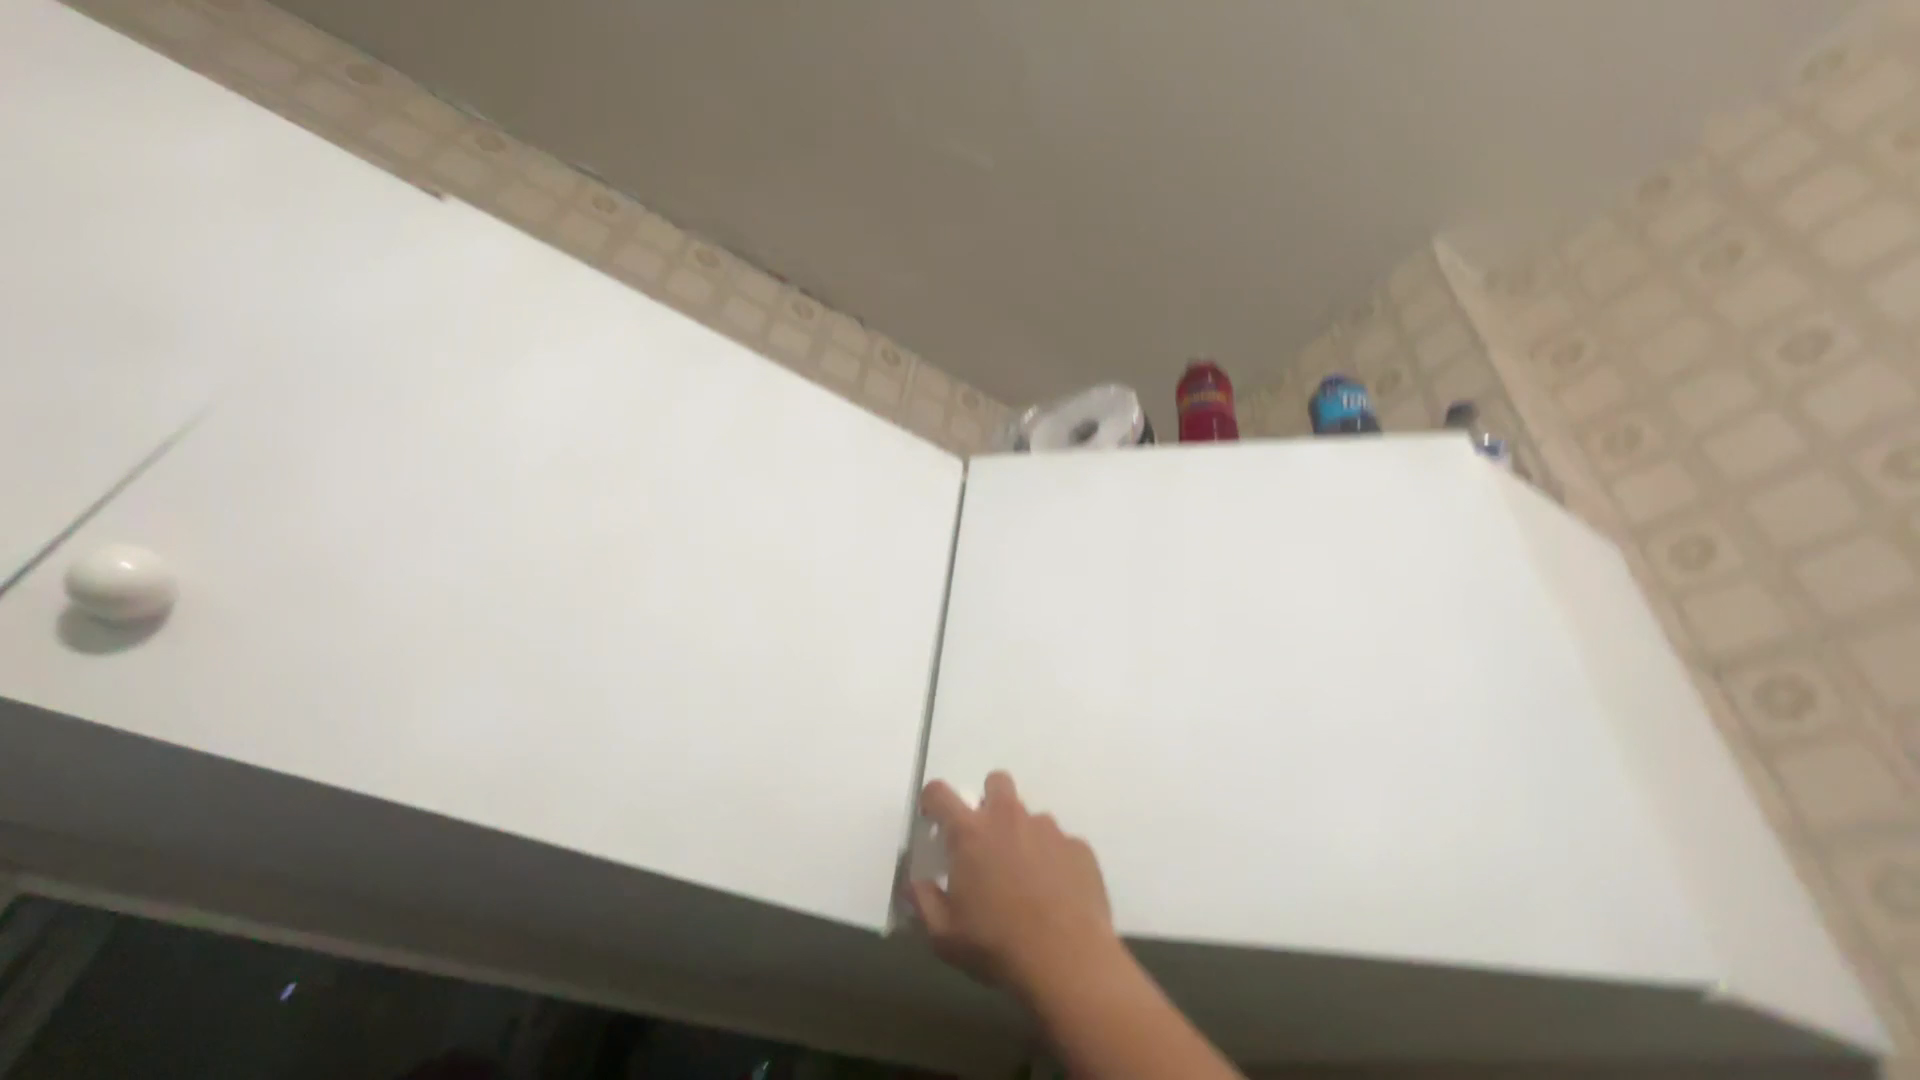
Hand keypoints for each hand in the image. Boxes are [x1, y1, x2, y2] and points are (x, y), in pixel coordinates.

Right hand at [907, 771, 1121, 999]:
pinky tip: (1055, 894)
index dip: (932, 801)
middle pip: (997, 782)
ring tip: (1026, 878)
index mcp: (970, 833)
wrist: (1067, 961)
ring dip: (1023, 836)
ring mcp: (1049, 830)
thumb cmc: (996, 945)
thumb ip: (923, 901)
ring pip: (1031, 817)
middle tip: (986, 841)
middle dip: (988, 801)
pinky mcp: (1079, 848)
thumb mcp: (943, 934)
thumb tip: (914, 883)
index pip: (940, 793)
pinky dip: (1054, 860)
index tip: (934, 821)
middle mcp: (1010, 818)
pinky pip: (1061, 843)